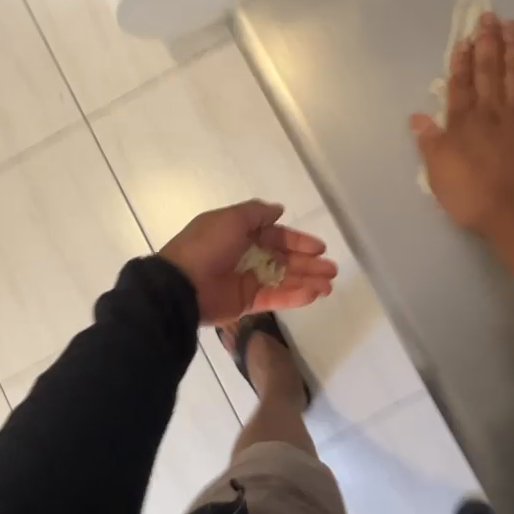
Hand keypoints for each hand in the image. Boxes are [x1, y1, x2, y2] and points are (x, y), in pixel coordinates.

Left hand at [158, 200, 338, 324]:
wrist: (181, 285)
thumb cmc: (206, 246)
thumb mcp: (231, 218)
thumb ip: (257, 213)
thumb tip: (279, 210)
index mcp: (240, 233)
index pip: (276, 236)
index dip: (298, 241)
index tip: (320, 248)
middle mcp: (245, 256)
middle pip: (284, 259)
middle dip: (308, 263)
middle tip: (332, 269)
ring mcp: (247, 281)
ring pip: (284, 280)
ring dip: (307, 281)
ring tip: (330, 285)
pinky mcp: (247, 303)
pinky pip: (275, 298)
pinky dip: (295, 296)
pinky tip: (314, 294)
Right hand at [410, 13, 513, 236]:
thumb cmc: (472, 197)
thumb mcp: (438, 174)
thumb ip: (430, 143)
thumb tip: (417, 118)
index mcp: (463, 123)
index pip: (460, 85)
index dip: (461, 61)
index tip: (463, 39)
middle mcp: (491, 111)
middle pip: (489, 71)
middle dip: (488, 42)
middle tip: (489, 16)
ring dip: (513, 47)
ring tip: (512, 25)